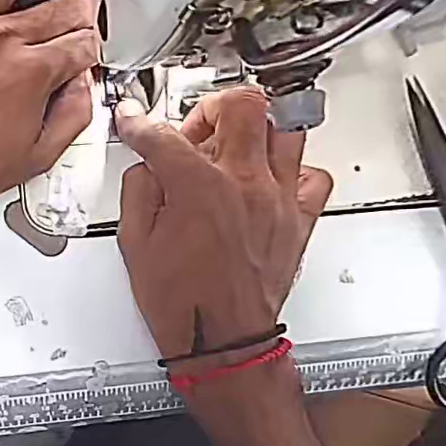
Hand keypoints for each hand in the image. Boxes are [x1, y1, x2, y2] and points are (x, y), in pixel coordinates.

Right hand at [114, 86, 333, 360]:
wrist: (221, 340)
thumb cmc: (182, 303)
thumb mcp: (134, 244)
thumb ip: (137, 191)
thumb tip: (146, 166)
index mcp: (197, 188)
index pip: (163, 135)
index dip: (139, 123)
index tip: (134, 121)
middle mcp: (244, 184)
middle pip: (241, 105)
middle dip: (210, 107)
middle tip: (194, 129)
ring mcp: (277, 199)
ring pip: (285, 128)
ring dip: (254, 129)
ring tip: (232, 148)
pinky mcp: (299, 220)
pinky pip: (312, 175)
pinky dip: (291, 168)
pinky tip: (268, 180)